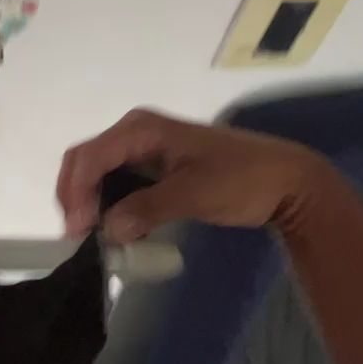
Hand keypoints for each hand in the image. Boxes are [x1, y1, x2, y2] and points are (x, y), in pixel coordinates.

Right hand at [57, 108, 338, 240]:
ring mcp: (142, 147)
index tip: (80, 230)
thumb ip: (147, 208)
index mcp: (141, 128)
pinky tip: (112, 227)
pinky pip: (115, 180)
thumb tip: (108, 230)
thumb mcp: (195, 194)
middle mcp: (134, 131)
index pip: (91, 156)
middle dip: (75, 195)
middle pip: (85, 160)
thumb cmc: (243, 180)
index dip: (77, 192)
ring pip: (96, 170)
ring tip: (91, 234)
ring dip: (88, 200)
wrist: (287, 180)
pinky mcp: (151, 165)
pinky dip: (107, 202)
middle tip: (78, 235)